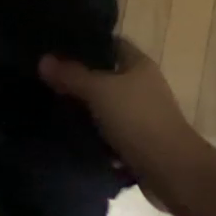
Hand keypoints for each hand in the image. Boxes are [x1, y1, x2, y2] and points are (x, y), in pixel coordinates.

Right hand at [40, 39, 198, 175]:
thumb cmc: (138, 120)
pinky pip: (111, 134)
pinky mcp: (140, 144)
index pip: (111, 43)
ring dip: (87, 111)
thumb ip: (71, 75)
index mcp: (139, 64)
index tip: (59, 45)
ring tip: (54, 107)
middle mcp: (144, 86)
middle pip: (107, 76)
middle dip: (81, 79)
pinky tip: (72, 137)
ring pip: (108, 107)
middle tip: (49, 78)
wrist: (173, 173)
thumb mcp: (99, 91)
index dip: (87, 42)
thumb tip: (43, 60)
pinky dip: (95, 137)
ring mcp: (144, 116)